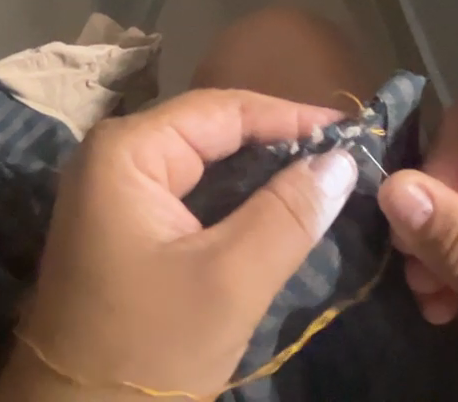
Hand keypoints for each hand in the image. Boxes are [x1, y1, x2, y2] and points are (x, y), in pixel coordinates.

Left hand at [0, 89, 359, 400]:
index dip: (287, 115)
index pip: (221, 108)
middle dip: (273, 139)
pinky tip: (270, 205)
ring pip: (199, 159)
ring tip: (318, 174)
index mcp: (127, 150)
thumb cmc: (148, 349)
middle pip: (207, 128)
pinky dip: (229, 195)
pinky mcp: (119, 221)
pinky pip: (185, 189)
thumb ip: (287, 214)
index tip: (346, 129)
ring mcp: (111, 187)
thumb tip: (341, 160)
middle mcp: (113, 153)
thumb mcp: (229, 283)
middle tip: (338, 154)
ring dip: (255, 168)